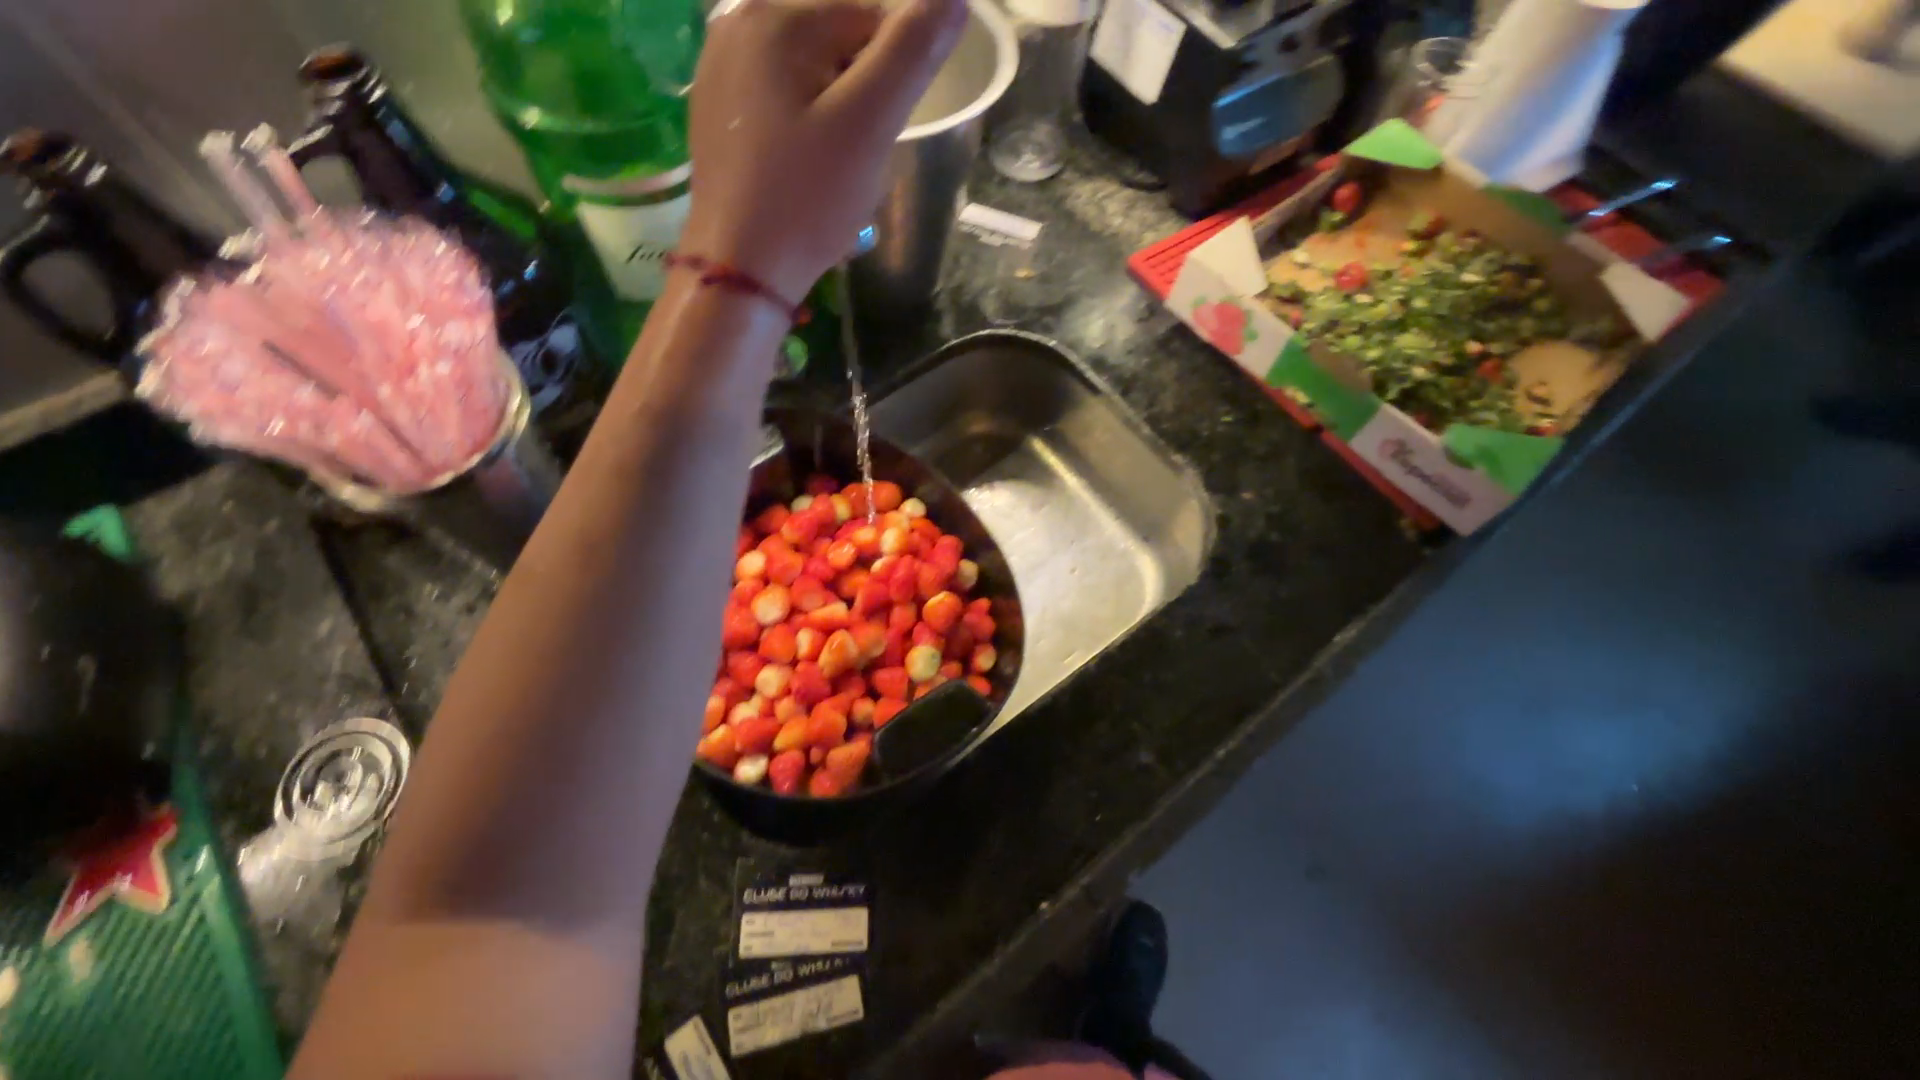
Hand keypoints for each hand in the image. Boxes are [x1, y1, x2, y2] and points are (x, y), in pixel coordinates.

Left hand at [680, 0, 969, 303]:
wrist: (740, 269)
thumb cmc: (807, 198)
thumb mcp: (870, 124)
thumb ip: (913, 51)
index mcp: (776, 17)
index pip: (870, 17)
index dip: (890, 80)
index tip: (873, 137)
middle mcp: (738, 23)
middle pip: (836, 40)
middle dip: (859, 94)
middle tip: (849, 156)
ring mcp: (720, 65)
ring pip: (810, 71)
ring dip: (834, 111)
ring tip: (825, 165)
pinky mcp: (716, 106)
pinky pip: (781, 95)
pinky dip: (803, 123)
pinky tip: (799, 165)